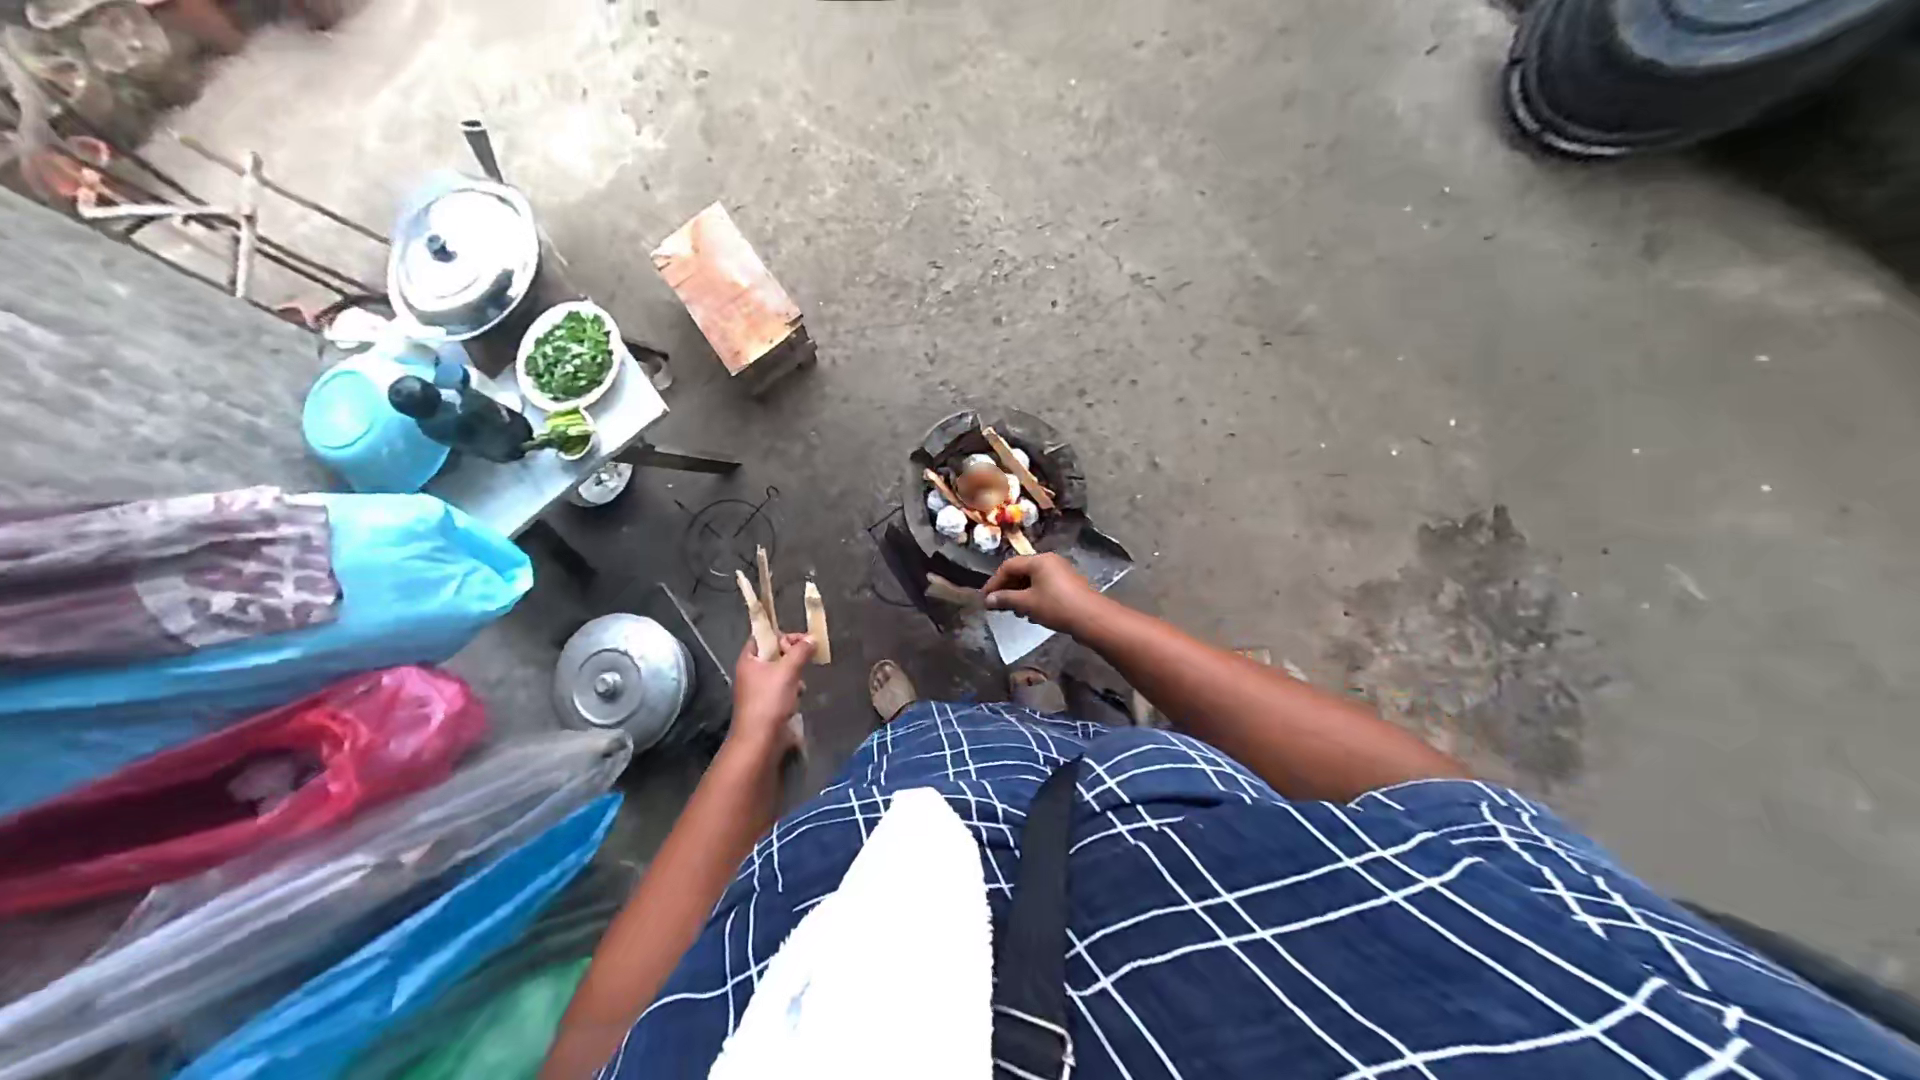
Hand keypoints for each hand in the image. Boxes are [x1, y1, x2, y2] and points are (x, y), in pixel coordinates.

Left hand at [729, 633, 813, 756]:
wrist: (760, 740)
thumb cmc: (769, 700)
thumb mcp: (787, 671)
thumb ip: (801, 651)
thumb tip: (812, 639)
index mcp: (749, 660)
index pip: (763, 636)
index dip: (781, 634)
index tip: (801, 640)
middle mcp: (751, 672)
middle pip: (774, 653)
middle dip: (792, 655)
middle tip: (806, 657)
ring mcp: (759, 688)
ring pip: (781, 671)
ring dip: (794, 674)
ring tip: (800, 681)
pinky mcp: (768, 703)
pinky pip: (783, 688)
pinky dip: (792, 689)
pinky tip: (798, 696)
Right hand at [981, 553, 1106, 632]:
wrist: (1091, 618)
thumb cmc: (1056, 607)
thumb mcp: (1027, 603)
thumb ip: (1005, 599)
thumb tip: (988, 600)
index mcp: (1039, 560)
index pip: (1008, 566)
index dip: (994, 582)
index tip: (985, 598)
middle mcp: (1050, 561)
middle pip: (1021, 571)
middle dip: (1007, 588)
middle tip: (996, 605)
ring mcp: (1060, 571)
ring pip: (1032, 580)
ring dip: (1019, 594)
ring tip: (1013, 611)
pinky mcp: (1067, 584)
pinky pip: (1043, 586)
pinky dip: (1032, 596)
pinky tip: (1031, 613)